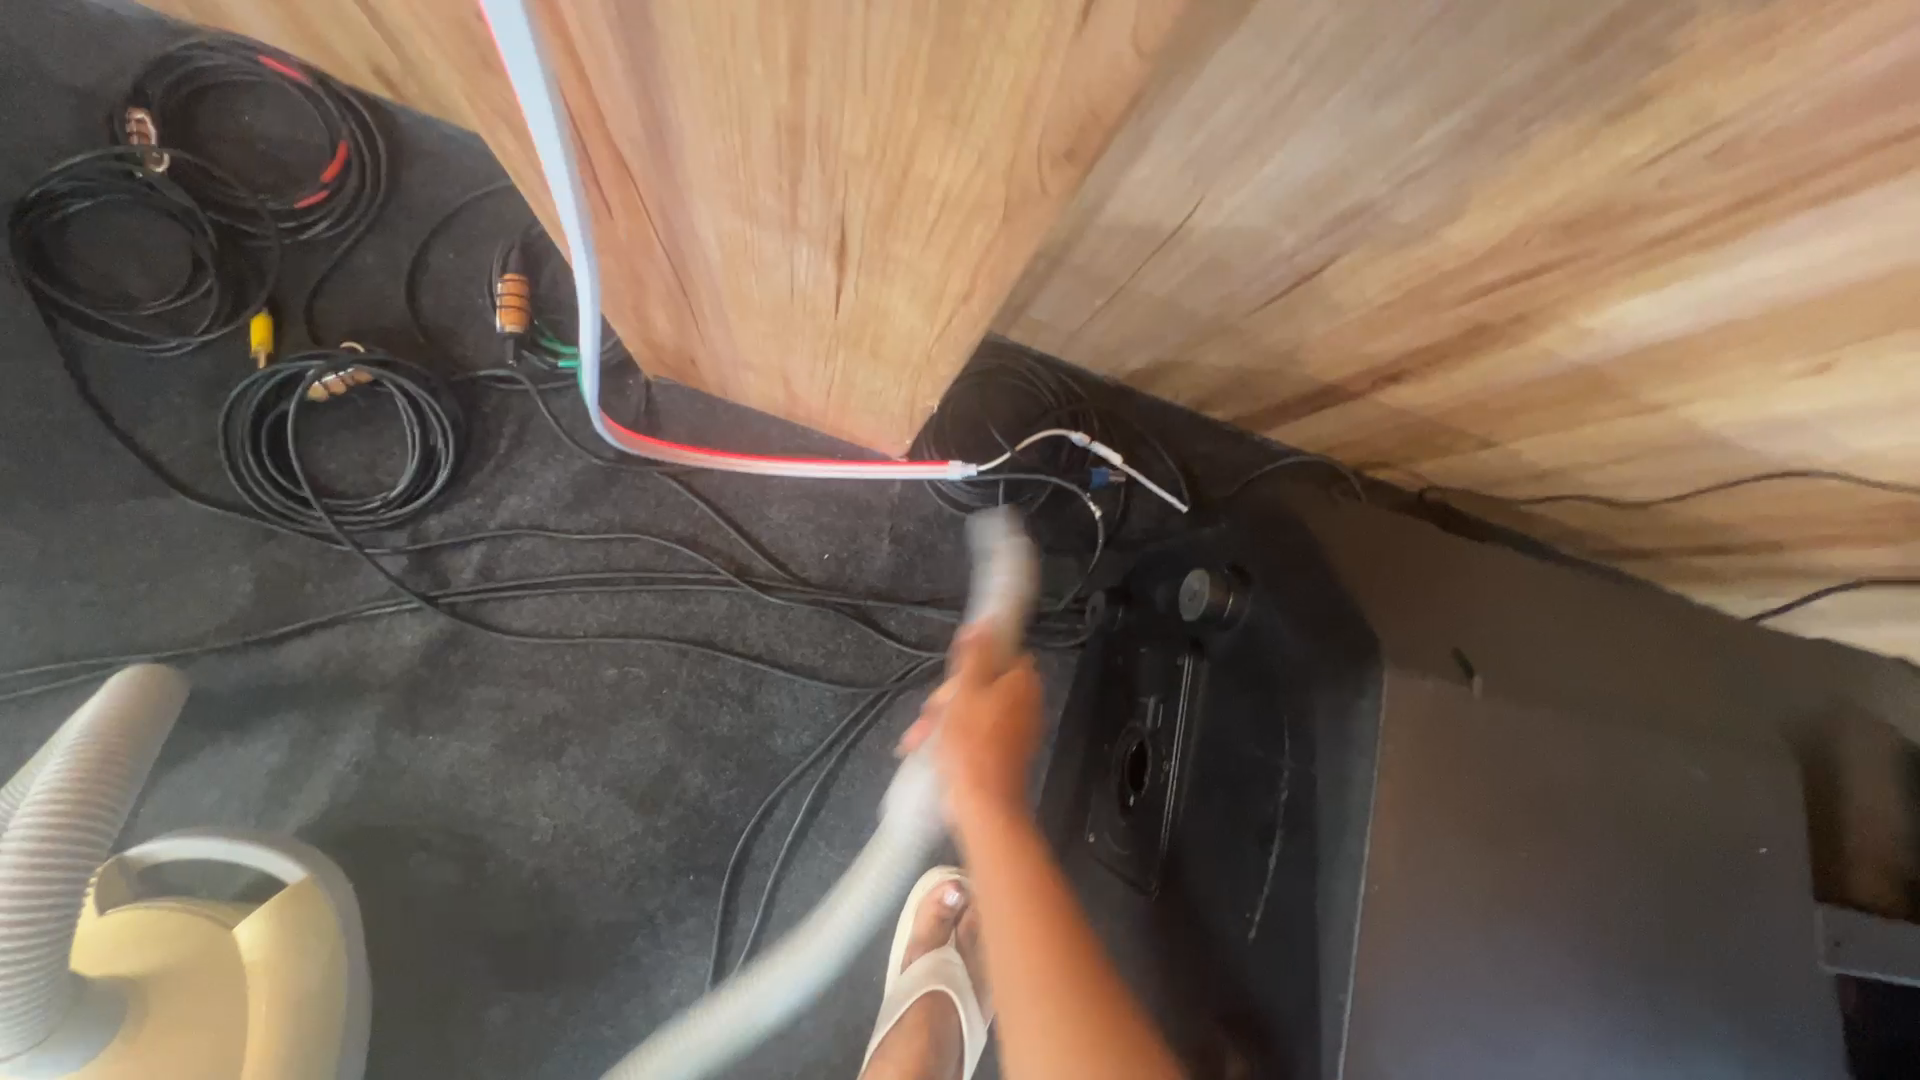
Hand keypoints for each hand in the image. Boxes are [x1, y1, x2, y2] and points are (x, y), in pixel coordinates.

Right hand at [899, 628, 1043, 823]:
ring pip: (973, 709)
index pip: (999, 653)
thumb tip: (985, 622)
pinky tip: (929, 749)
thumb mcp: (965, 691)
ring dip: (944, 720)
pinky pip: (976, 732)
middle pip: (982, 682)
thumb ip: (975, 654)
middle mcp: (1024, 702)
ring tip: (919, 739)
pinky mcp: (1004, 752)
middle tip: (931, 715)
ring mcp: (1016, 729)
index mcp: (1021, 681)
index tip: (950, 677)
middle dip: (948, 697)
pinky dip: (954, 737)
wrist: (984, 806)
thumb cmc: (972, 746)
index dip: (971, 662)